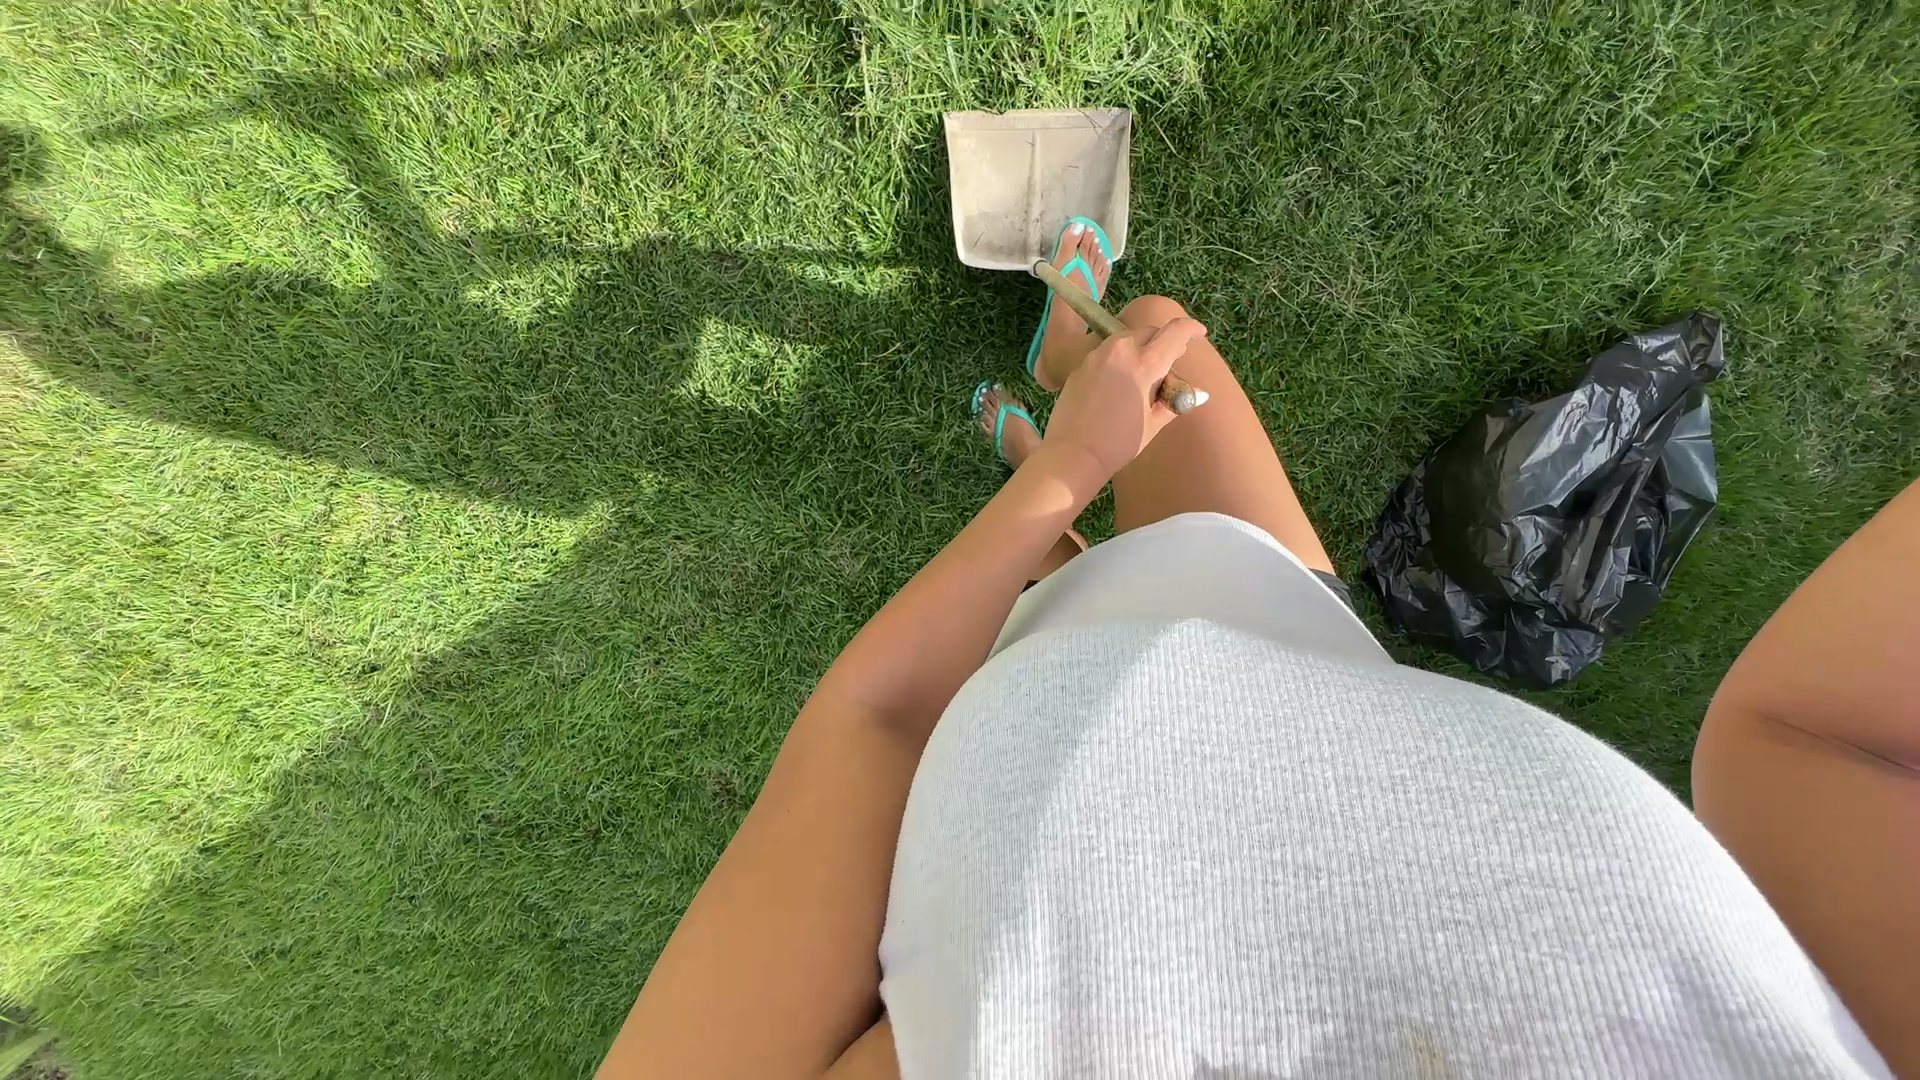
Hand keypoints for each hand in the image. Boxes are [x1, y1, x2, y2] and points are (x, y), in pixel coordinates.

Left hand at [1041, 317, 1208, 479]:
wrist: (1073, 453)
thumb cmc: (1119, 443)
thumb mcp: (1153, 423)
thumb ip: (1175, 401)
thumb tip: (1200, 394)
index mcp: (1144, 365)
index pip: (1174, 333)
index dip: (1190, 329)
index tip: (1198, 333)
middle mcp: (1120, 352)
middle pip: (1148, 332)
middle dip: (1162, 341)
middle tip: (1168, 362)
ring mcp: (1096, 356)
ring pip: (1124, 339)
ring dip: (1139, 347)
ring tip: (1142, 373)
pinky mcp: (1080, 366)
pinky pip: (1105, 353)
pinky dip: (1118, 360)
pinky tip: (1117, 384)